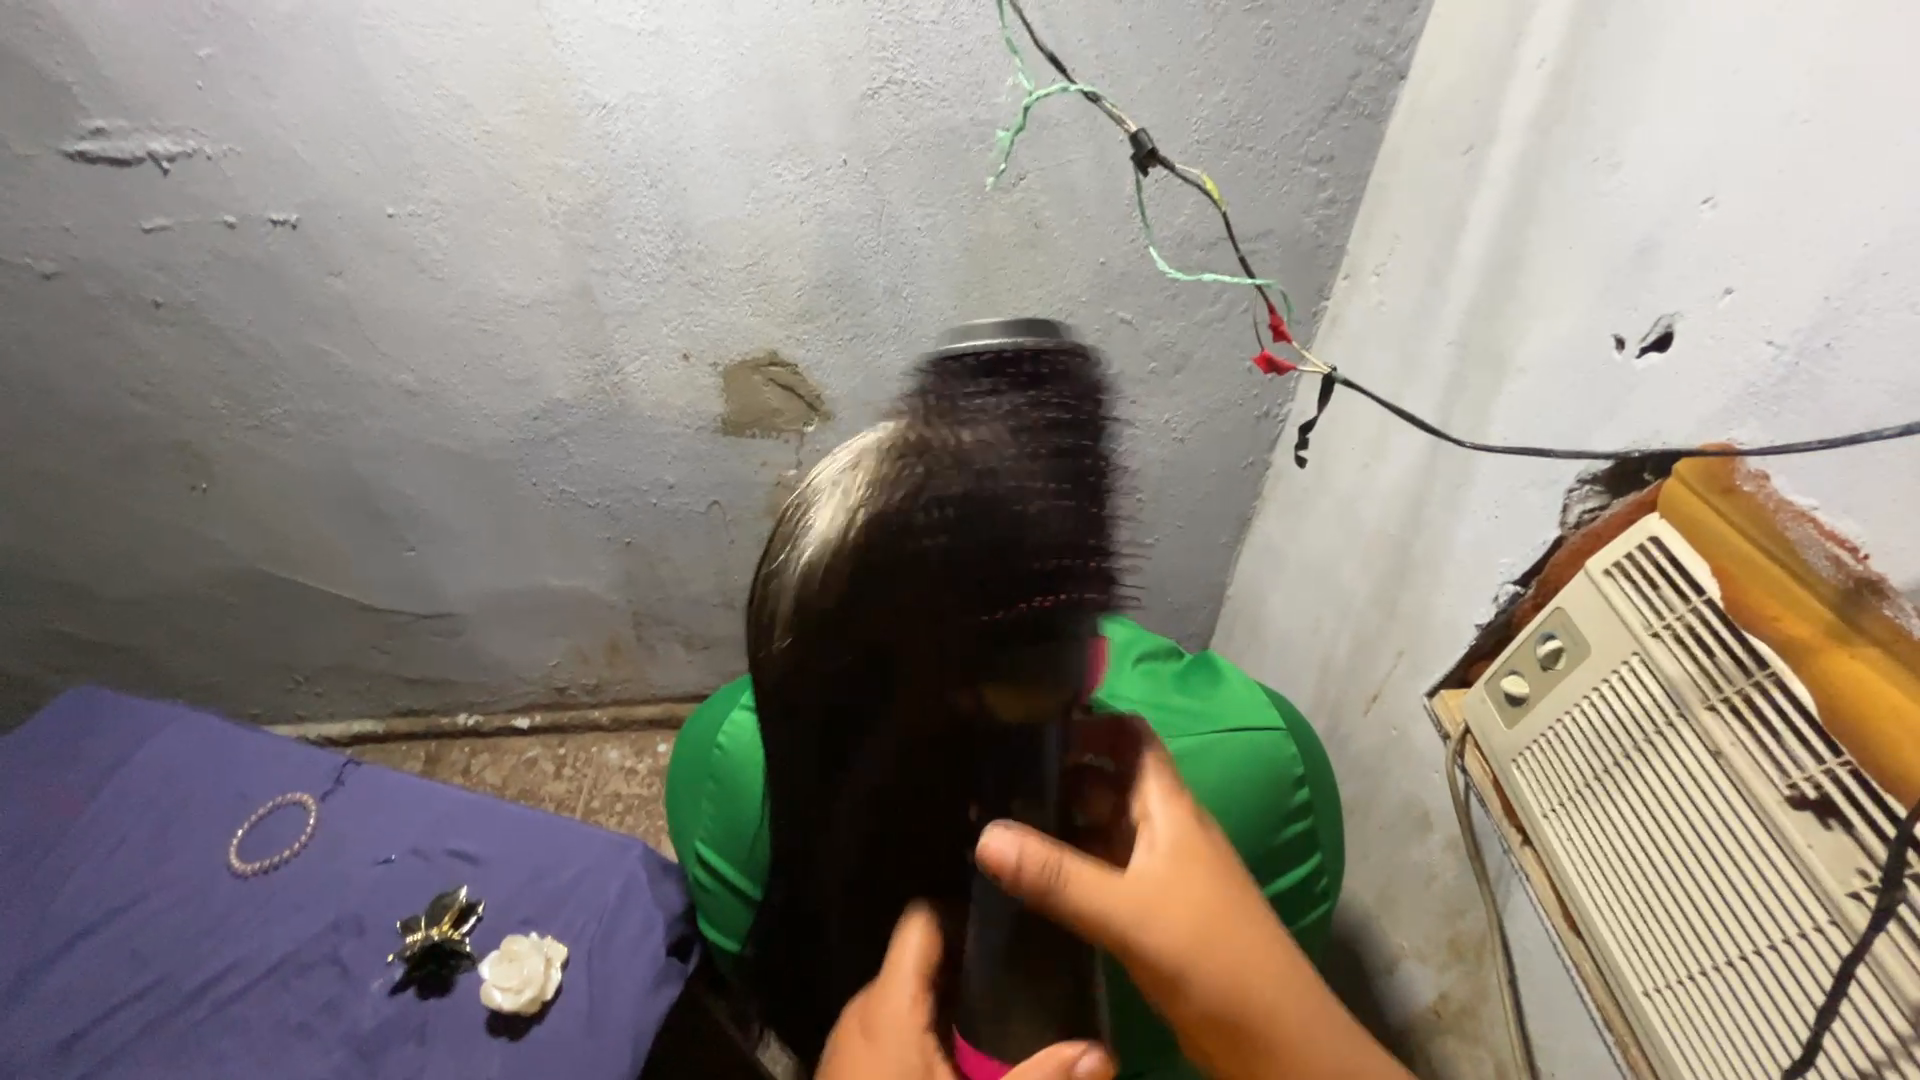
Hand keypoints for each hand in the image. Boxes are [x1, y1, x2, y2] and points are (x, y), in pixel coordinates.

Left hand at [817, 903, 1115, 1079]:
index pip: (921, 920)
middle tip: (1021, 981)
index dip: (964, 914)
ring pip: (905, 994)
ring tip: (1000, 1020)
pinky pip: (890, 1027)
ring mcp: (849, 1041)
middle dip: (968, 965)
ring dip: (949, 1001)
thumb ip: (1038, 1078)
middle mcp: (863, 1009)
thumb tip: (1102, 1054)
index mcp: (889, 1004)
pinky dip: (926, 1031)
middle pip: (919, 958)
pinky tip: (961, 1062)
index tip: (1009, 934)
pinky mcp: (847, 1069)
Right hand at [975, 719, 1412, 1079]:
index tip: (1030, 724)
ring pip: (1103, 827)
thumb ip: (1055, 875)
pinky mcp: (1151, 909)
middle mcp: (1163, 827)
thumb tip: (983, 835)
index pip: (1129, 736)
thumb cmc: (1207, 953)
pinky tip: (1030, 876)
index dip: (1087, 720)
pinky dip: (1070, 864)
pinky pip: (1103, 869)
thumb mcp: (1126, 911)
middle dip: (1060, 773)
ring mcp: (1158, 869)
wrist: (1272, 1039)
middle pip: (1108, 780)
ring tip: (998, 821)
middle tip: (996, 778)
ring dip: (1061, 821)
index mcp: (1168, 806)